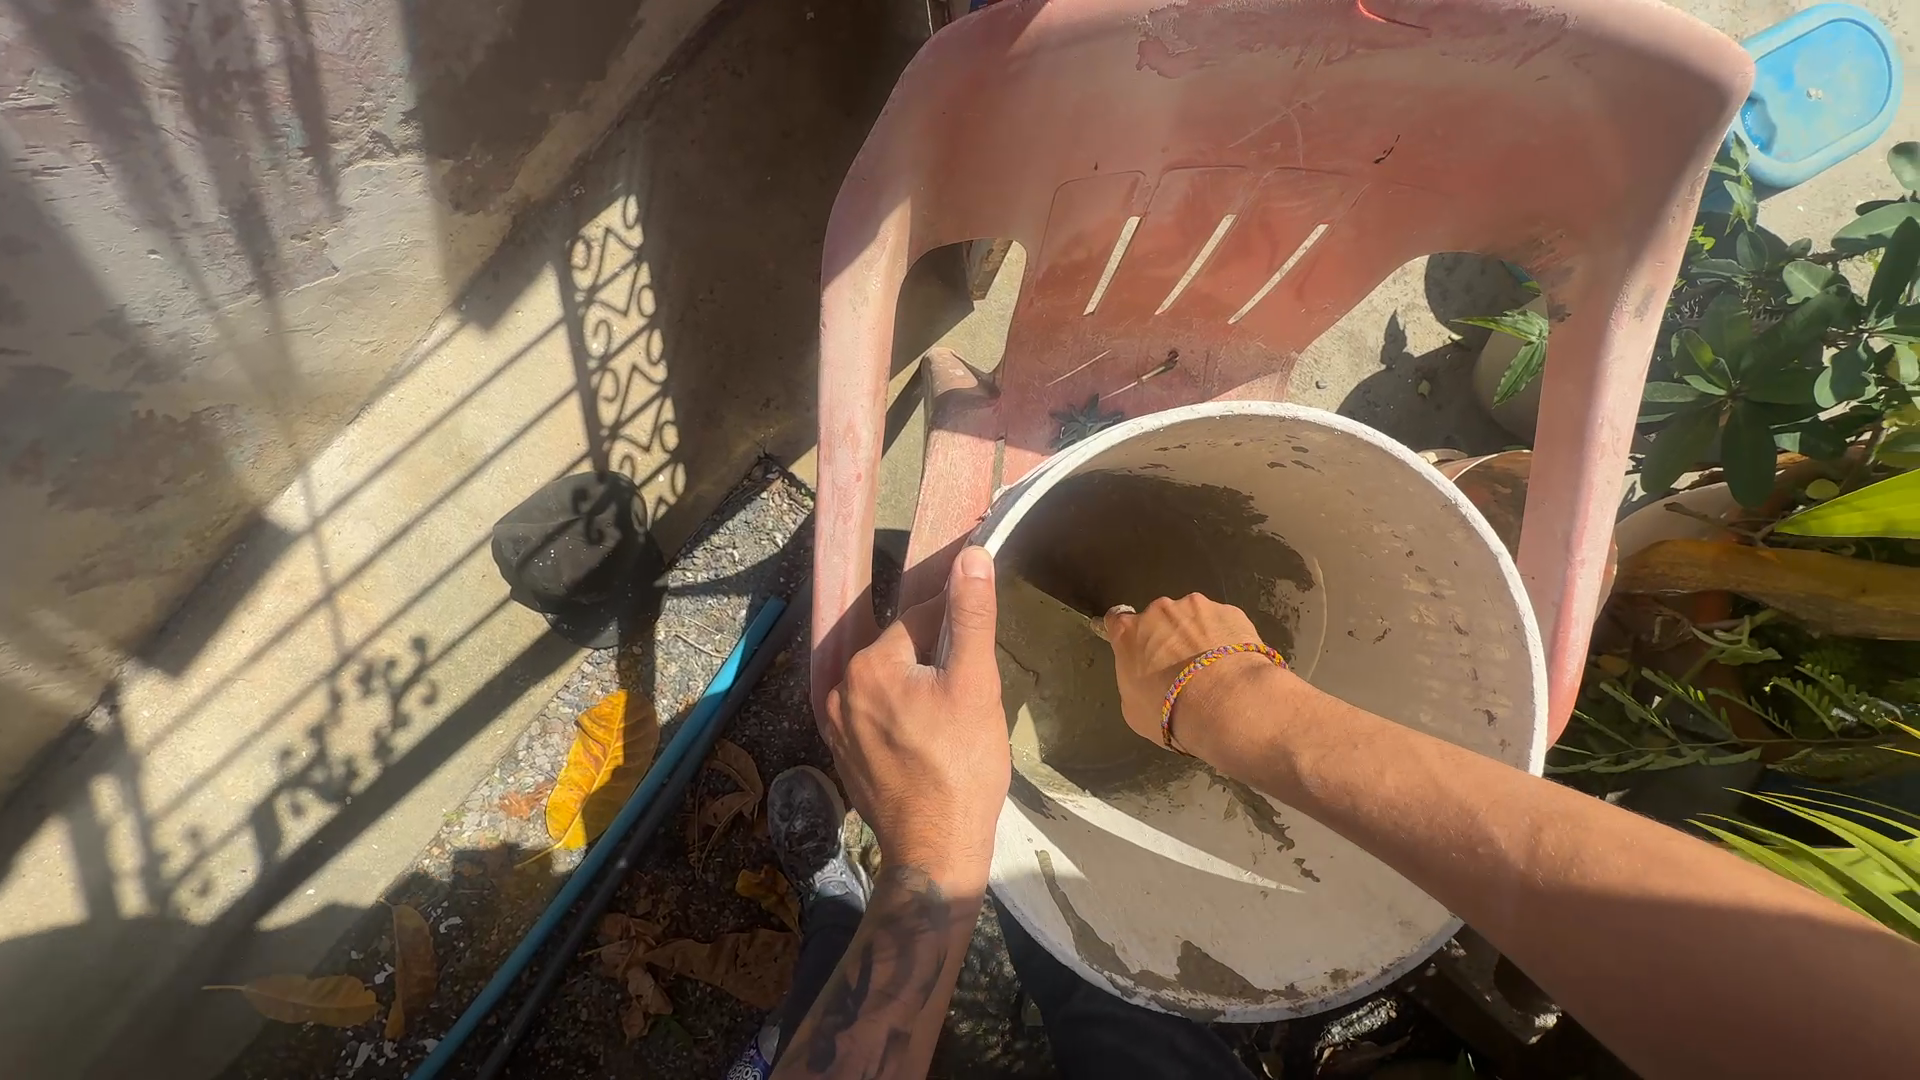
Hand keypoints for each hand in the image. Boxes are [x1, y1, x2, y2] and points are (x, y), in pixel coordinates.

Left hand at [821, 546, 1009, 885]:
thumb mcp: (975, 683)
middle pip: (903, 651)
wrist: (936, 850)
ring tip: (952, 723)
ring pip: (892, 683)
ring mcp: (838, 725)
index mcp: (869, 664)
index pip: (922, 619)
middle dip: (939, 663)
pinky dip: (903, 717)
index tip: (980, 664)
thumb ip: (971, 616)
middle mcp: (841, 687)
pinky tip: (928, 743)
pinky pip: (878, 714)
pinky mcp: (844, 754)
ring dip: (921, 689)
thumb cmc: (962, 765)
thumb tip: (970, 555)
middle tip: (969, 700)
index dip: (959, 636)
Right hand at [1103, 594, 1269, 751]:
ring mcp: (1196, 607)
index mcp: (1128, 632)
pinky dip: (1227, 639)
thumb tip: (1144, 679)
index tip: (1137, 647)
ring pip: (1194, 618)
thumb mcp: (1133, 708)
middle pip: (1159, 618)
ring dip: (1198, 635)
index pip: (1116, 620)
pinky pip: (1224, 623)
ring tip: (1213, 669)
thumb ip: (1133, 681)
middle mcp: (1159, 611)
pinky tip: (1234, 665)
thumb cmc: (1170, 712)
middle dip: (1167, 636)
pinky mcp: (1230, 612)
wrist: (1224, 706)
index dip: (1128, 634)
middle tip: (1180, 668)